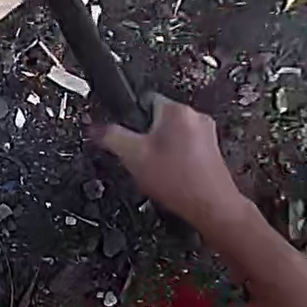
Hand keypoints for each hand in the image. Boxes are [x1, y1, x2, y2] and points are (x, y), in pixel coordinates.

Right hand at [94, 96, 248, 232]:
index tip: (125, 135)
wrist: (211, 207)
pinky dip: (173, 160)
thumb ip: (111, 137)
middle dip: (144, 138)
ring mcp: (205, 134)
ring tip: (156, 170)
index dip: (129, 118)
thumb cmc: (180, 182)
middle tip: (140, 158)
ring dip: (158, 151)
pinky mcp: (210, 151)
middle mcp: (195, 117)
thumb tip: (95, 129)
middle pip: (155, 119)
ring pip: (169, 136)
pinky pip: (183, 149)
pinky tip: (170, 177)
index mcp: (176, 110)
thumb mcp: (132, 156)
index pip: (143, 99)